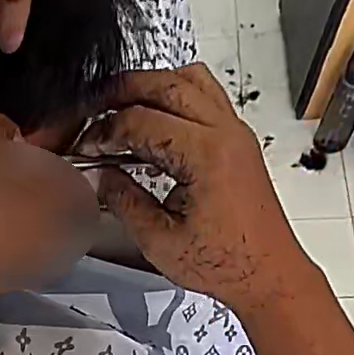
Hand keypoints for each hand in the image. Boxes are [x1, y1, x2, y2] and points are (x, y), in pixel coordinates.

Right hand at [77, 66, 312, 310]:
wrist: (266, 274)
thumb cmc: (227, 263)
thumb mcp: (159, 240)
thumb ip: (124, 202)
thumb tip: (100, 178)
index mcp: (205, 154)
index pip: (140, 120)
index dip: (105, 130)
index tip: (87, 147)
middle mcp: (225, 133)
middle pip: (166, 83)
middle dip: (123, 91)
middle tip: (95, 110)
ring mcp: (236, 134)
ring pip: (191, 80)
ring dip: (153, 87)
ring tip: (123, 109)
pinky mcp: (239, 143)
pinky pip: (207, 98)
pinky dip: (176, 100)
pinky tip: (155, 129)